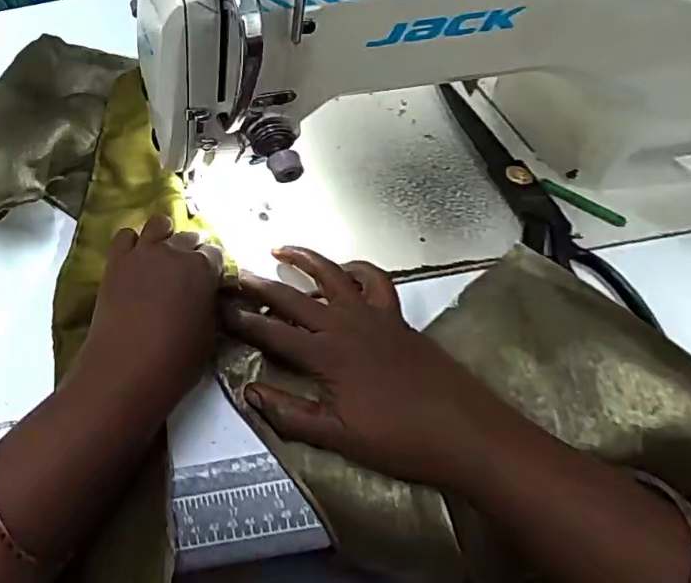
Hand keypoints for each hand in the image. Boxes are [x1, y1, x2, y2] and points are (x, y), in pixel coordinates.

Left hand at [71, 215, 223, 417]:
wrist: (126, 366)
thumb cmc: (176, 360)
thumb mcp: (208, 334)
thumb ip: (209, 304)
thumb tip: (206, 294)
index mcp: (202, 268)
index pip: (215, 254)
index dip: (215, 266)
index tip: (212, 278)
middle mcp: (173, 251)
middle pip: (187, 237)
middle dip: (192, 249)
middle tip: (189, 270)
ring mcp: (142, 251)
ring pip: (157, 225)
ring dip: (164, 235)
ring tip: (163, 254)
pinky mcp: (116, 259)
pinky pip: (125, 236)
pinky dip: (133, 242)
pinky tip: (135, 257)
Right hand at [222, 247, 534, 490]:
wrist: (471, 436)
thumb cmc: (403, 440)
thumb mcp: (340, 438)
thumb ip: (291, 415)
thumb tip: (251, 393)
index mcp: (325, 355)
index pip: (271, 332)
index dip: (241, 320)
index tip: (219, 309)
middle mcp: (343, 326)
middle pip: (290, 296)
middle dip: (258, 285)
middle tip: (235, 275)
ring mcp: (371, 316)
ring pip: (329, 274)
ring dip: (301, 258)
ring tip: (279, 248)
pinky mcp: (395, 317)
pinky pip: (374, 281)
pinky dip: (356, 269)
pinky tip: (345, 269)